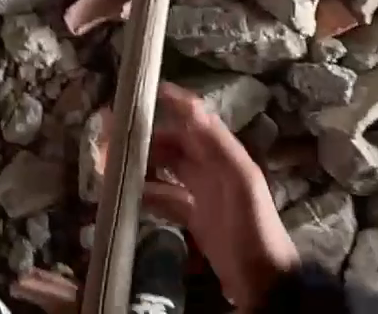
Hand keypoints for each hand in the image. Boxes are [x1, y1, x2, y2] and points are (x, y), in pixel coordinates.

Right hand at [104, 83, 298, 311]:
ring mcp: (203, 194)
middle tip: (113, 137)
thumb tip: (192, 107)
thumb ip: (219, 144)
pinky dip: (149, 195)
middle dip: (146, 137)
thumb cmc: (254, 227)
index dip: (173, 103)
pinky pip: (167, 199)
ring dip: (143, 165)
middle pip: (175, 142)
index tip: (144, 92)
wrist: (266, 284)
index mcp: (224, 154)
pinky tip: (129, 198)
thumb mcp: (242, 182)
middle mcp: (213, 168)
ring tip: (111, 166)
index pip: (195, 118)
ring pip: (167, 169)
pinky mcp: (196, 220)